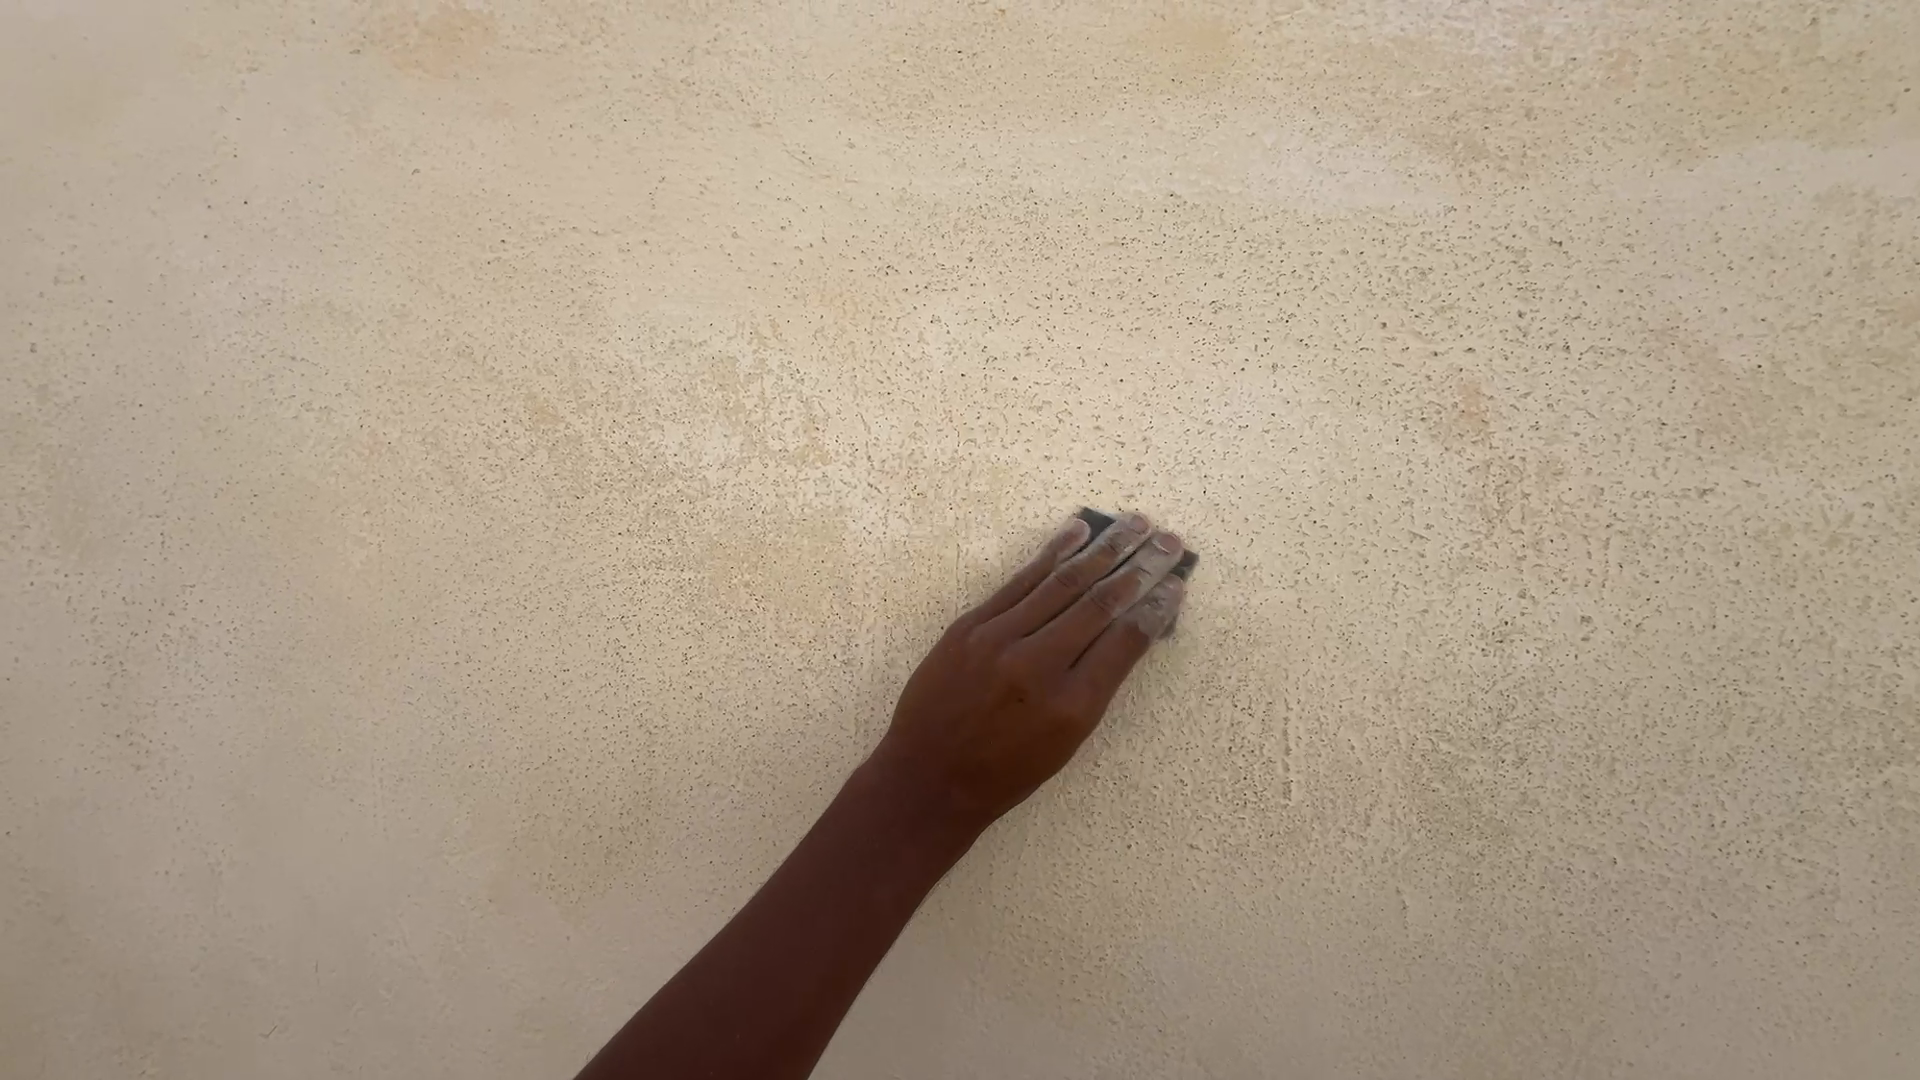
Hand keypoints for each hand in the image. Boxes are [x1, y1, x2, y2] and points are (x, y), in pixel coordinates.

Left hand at [872, 513, 1187, 831]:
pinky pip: (1019, 581)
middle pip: (1101, 603)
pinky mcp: (970, 626)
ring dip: (1104, 549)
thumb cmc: (1004, 773)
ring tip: (1135, 524)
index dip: (1156, 608)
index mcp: (1073, 706)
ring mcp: (1000, 640)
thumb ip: (1095, 686)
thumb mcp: (1065, 744)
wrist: (927, 776)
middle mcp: (1039, 666)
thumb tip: (1126, 634)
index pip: (1127, 642)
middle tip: (1169, 539)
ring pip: (1062, 583)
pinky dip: (1051, 554)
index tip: (1177, 583)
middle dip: (1141, 567)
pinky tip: (1077, 532)